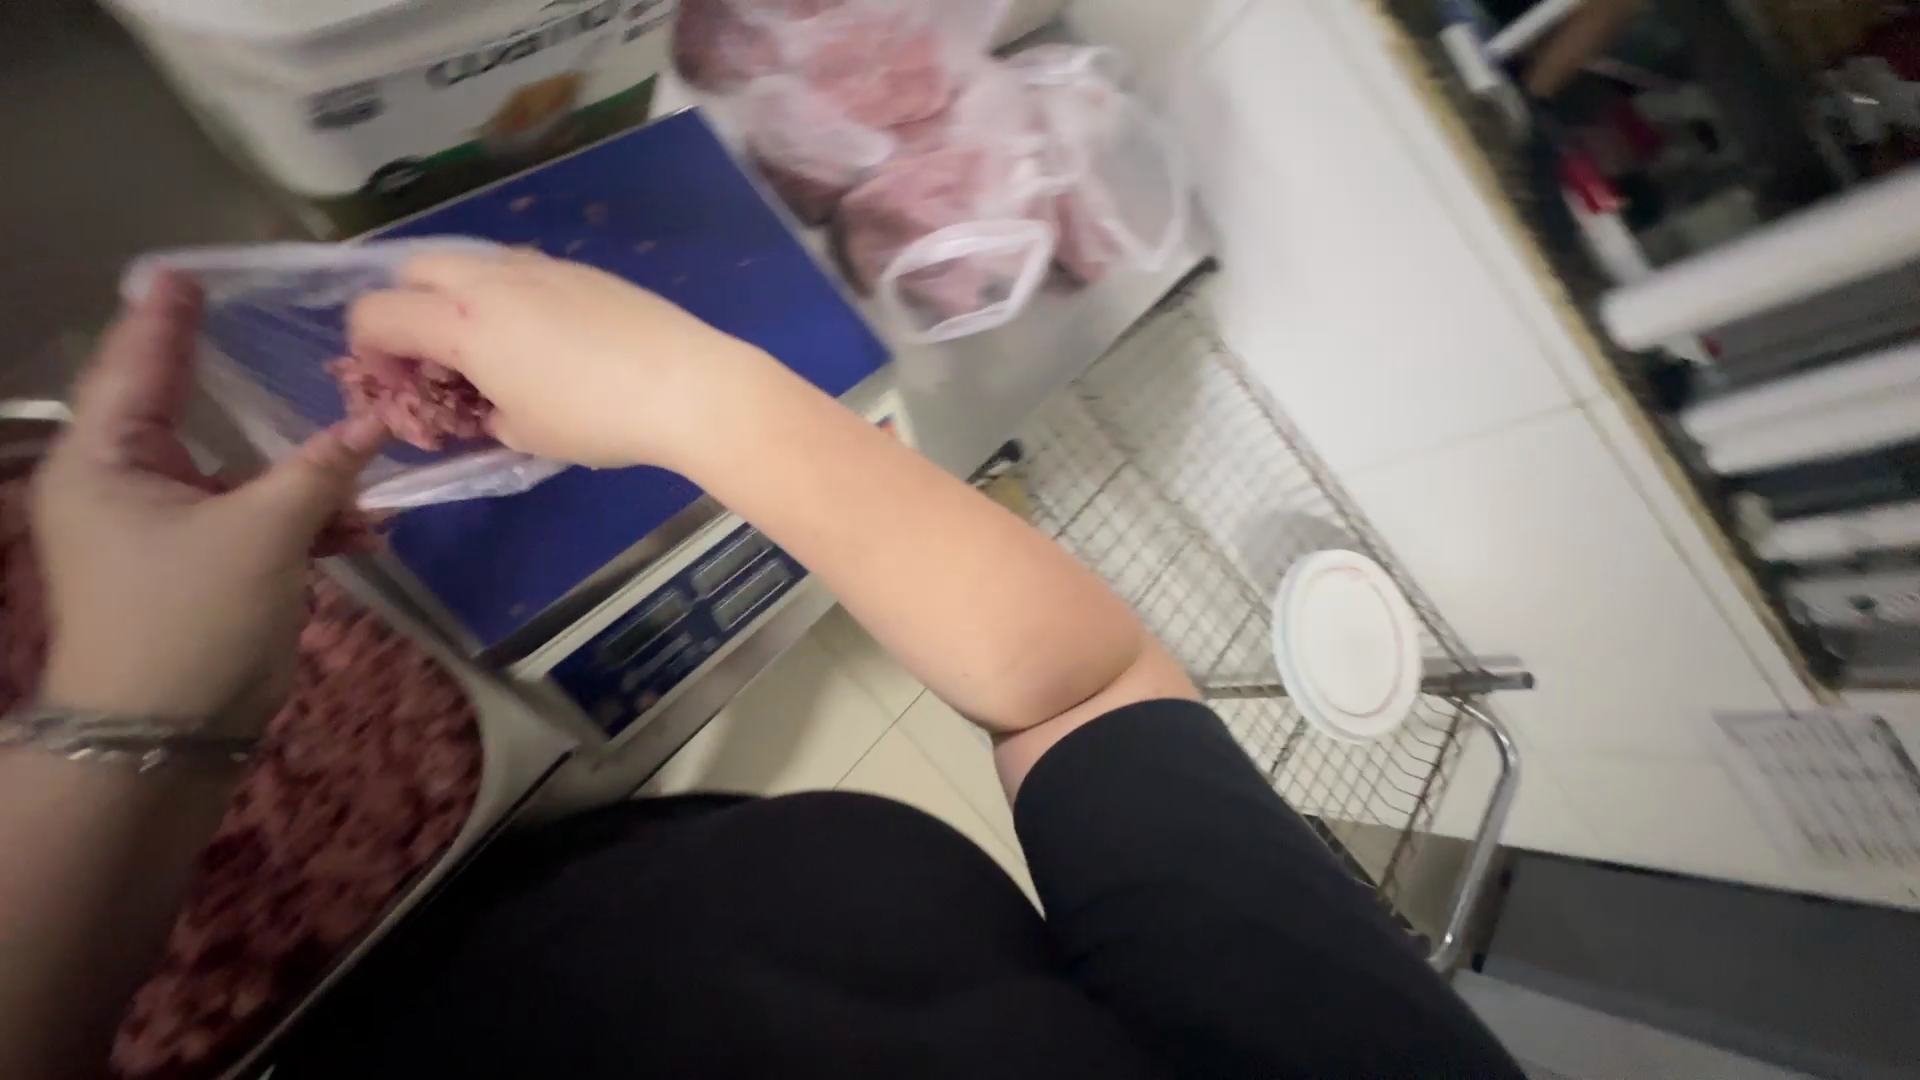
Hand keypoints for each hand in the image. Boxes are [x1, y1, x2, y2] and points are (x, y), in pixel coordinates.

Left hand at [32, 273, 384, 732]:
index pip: (135, 373)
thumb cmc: (192, 612)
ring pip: (254, 477)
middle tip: (308, 368)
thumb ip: (322, 470)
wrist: (175, 718)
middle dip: (270, 415)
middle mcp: (133, 485)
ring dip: (315, 484)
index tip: (179, 273)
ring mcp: (175, 526)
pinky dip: (319, 524)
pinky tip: (365, 535)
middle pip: (205, 425)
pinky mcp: (216, 560)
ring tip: (368, 491)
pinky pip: (274, 519)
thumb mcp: (264, 533)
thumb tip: (377, 419)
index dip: (161, 322)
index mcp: (108, 464)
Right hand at [349, 250, 781, 469]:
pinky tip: (551, 337)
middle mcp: (493, 278)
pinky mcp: (588, 271)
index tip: (402, 385)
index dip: (371, 352)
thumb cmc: (601, 420)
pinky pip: (524, 271)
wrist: (691, 387)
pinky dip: (512, 295)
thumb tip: (486, 406)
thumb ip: (486, 415)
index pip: (376, 314)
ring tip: (499, 349)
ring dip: (462, 298)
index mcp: (463, 320)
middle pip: (414, 271)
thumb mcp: (529, 435)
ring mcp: (545, 266)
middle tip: (445, 361)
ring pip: (472, 262)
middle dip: (411, 312)